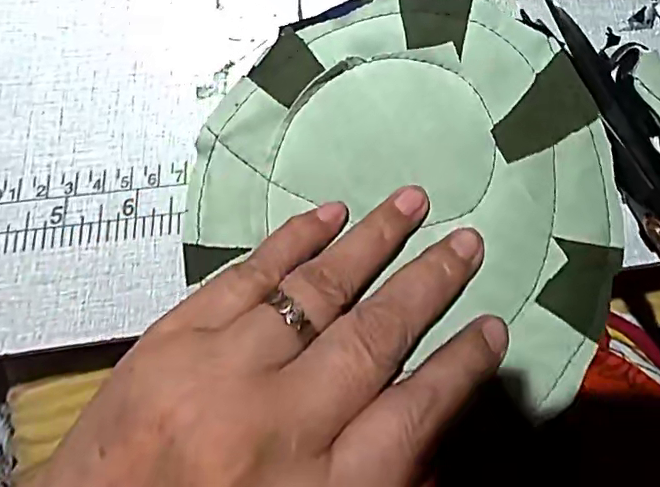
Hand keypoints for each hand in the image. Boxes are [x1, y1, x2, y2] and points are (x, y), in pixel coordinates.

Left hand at [36, 187, 506, 486]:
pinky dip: (295, 239)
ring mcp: (216, 380)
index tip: (493, 327)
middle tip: (468, 241)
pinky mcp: (165, 347)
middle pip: (376, 335)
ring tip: (414, 201)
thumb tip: (427, 416)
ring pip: (320, 290)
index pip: (416, 412)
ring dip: (374, 240)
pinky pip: (248, 277)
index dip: (460, 363)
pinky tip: (332, 213)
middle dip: (431, 282)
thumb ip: (367, 480)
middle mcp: (272, 430)